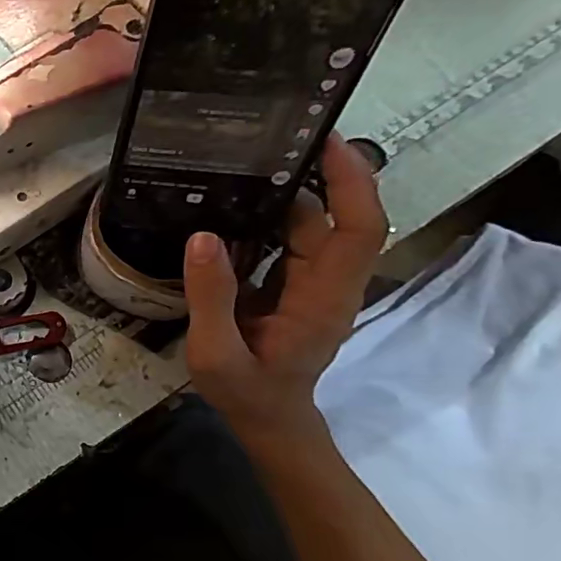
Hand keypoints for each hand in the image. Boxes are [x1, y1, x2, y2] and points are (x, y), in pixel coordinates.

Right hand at [182, 134, 387, 451]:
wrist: (267, 419)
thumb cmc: (247, 392)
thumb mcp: (217, 354)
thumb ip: (211, 299)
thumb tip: (202, 236)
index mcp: (323, 298)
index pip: (358, 230)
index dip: (352, 183)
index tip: (327, 142)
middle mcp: (329, 282)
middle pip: (335, 217)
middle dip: (311, 174)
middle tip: (262, 141)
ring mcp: (314, 282)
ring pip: (309, 225)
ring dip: (282, 194)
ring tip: (238, 165)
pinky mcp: (295, 284)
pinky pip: (288, 240)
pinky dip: (266, 217)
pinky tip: (230, 206)